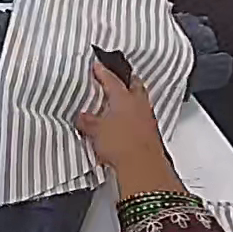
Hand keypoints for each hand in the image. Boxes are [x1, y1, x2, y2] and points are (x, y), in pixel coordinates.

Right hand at [75, 61, 182, 196]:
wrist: (141, 165)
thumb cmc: (122, 143)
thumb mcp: (95, 131)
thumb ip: (87, 121)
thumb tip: (82, 117)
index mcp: (124, 97)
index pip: (112, 80)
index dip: (103, 72)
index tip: (98, 66)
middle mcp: (138, 104)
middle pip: (133, 85)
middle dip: (125, 79)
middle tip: (117, 77)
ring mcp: (147, 118)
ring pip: (139, 100)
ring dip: (131, 98)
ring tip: (121, 100)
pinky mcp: (150, 133)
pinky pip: (142, 117)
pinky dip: (134, 116)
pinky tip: (127, 123)